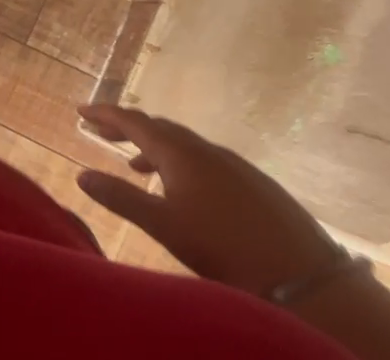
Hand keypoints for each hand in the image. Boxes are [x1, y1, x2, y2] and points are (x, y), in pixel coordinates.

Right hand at [77, 104, 343, 295]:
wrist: (308, 279)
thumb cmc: (224, 248)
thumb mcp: (163, 225)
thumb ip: (120, 198)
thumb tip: (81, 175)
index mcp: (180, 154)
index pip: (135, 122)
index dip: (106, 114)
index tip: (82, 110)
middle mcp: (208, 152)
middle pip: (161, 128)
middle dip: (129, 129)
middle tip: (102, 133)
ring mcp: (238, 167)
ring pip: (187, 146)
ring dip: (157, 149)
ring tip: (137, 166)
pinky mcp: (259, 186)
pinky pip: (209, 161)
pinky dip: (184, 163)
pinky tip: (185, 189)